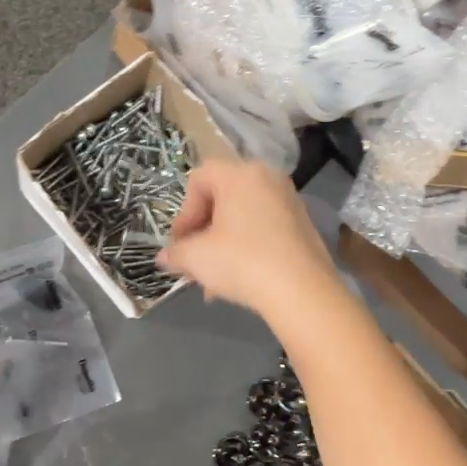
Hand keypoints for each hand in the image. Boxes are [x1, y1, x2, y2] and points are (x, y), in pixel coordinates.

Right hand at [158, 159, 340, 320]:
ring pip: (242, 218)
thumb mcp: (197, 258)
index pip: (199, 179)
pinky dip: (245, 249)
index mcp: (240, 174)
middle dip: (201, 232)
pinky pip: (262, 230)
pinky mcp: (302, 226)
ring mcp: (289, 202)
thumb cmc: (241, 262)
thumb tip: (164, 256)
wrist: (301, 290)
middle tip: (193, 261)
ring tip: (212, 281)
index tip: (181, 243)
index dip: (183, 212)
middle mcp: (267, 179)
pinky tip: (237, 281)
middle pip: (221, 199)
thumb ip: (176, 253)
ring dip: (221, 246)